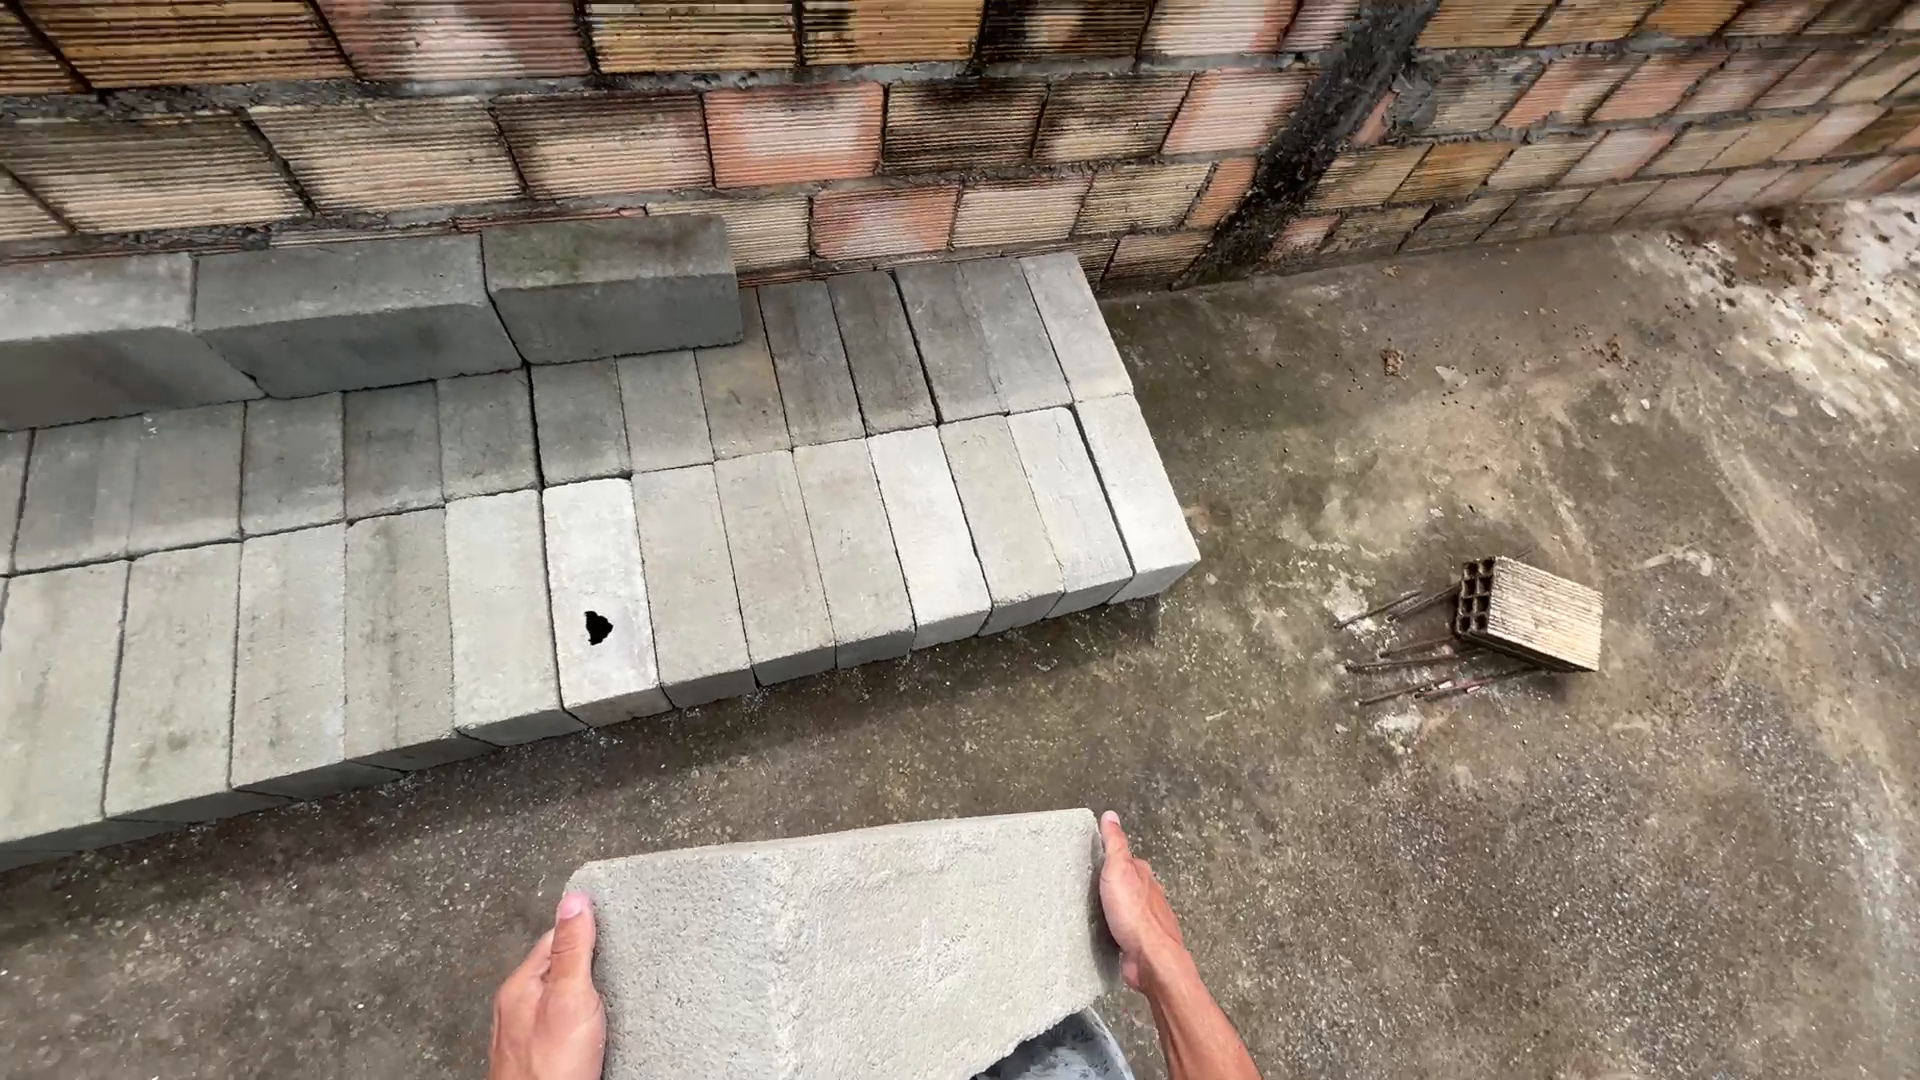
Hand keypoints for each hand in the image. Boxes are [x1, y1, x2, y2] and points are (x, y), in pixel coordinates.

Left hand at [489, 892, 606, 1079]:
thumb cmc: (552, 1069)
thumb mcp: (570, 998)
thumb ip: (573, 949)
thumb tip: (574, 900)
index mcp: (519, 987)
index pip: (555, 936)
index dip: (586, 929)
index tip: (613, 925)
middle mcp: (516, 1007)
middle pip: (557, 964)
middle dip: (587, 958)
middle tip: (616, 957)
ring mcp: (525, 1032)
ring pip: (560, 992)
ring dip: (584, 986)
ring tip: (608, 985)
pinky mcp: (540, 1051)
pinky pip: (563, 1016)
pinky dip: (582, 1011)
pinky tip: (594, 1019)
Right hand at [1098, 811, 1188, 992]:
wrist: (1151, 959)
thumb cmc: (1136, 916)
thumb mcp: (1118, 868)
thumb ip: (1114, 843)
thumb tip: (1111, 816)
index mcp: (1143, 875)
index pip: (1128, 858)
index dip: (1113, 857)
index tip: (1100, 856)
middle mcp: (1150, 895)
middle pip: (1132, 884)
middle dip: (1118, 885)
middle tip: (1098, 883)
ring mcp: (1148, 920)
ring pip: (1131, 909)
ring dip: (1120, 909)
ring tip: (1102, 908)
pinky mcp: (1141, 943)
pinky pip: (1127, 932)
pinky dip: (1119, 930)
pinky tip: (1111, 933)